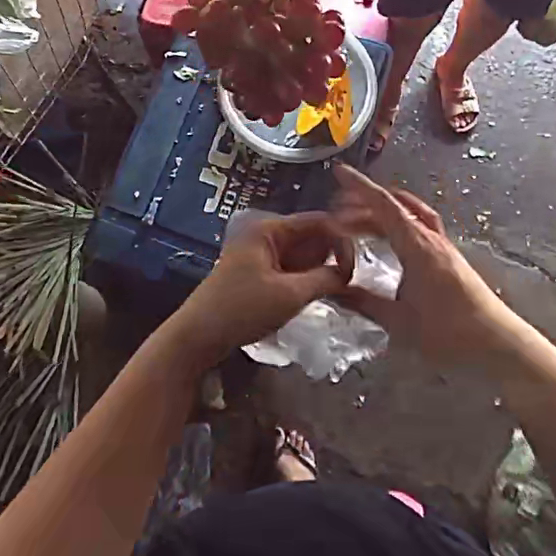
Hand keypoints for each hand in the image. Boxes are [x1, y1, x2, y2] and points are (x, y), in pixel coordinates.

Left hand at [163, 211, 352, 361]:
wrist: (199, 334)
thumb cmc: (242, 309)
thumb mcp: (290, 294)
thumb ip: (324, 279)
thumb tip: (347, 273)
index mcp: (269, 229)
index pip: (319, 221)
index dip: (342, 240)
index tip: (357, 269)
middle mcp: (265, 235)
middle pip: (312, 237)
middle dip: (333, 256)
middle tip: (352, 282)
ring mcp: (260, 255)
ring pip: (303, 255)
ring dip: (321, 270)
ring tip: (339, 291)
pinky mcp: (258, 274)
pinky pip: (291, 270)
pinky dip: (306, 280)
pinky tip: (318, 295)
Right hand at [331, 167, 550, 374]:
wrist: (499, 347)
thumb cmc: (449, 334)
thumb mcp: (397, 321)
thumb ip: (362, 302)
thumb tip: (332, 290)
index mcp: (417, 247)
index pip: (383, 206)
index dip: (359, 187)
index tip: (339, 172)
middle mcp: (431, 240)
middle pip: (395, 207)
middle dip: (364, 202)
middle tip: (337, 209)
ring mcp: (443, 248)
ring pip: (410, 215)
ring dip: (383, 212)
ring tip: (358, 221)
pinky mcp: (449, 260)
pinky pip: (419, 228)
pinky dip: (398, 225)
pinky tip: (388, 242)